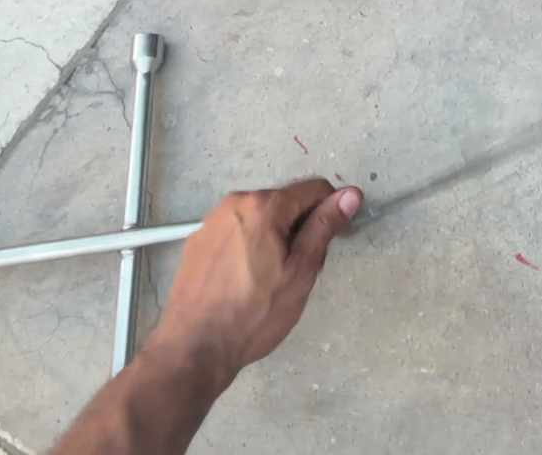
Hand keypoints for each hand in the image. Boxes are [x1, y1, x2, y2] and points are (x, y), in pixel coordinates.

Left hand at [142, 179, 361, 391]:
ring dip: (275, 236)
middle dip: (300, 226)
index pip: (314, 189)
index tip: (334, 239)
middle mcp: (235, 202)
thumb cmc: (253, 314)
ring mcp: (212, 221)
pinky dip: (249, 244)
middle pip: (285, 202)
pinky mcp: (197, 241)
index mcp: (264, 205)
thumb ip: (324, 227)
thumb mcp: (300, 272)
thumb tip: (350, 194)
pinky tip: (245, 279)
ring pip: (261, 217)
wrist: (191, 352)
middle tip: (300, 268)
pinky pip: (237, 231)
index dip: (332, 210)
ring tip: (272, 278)